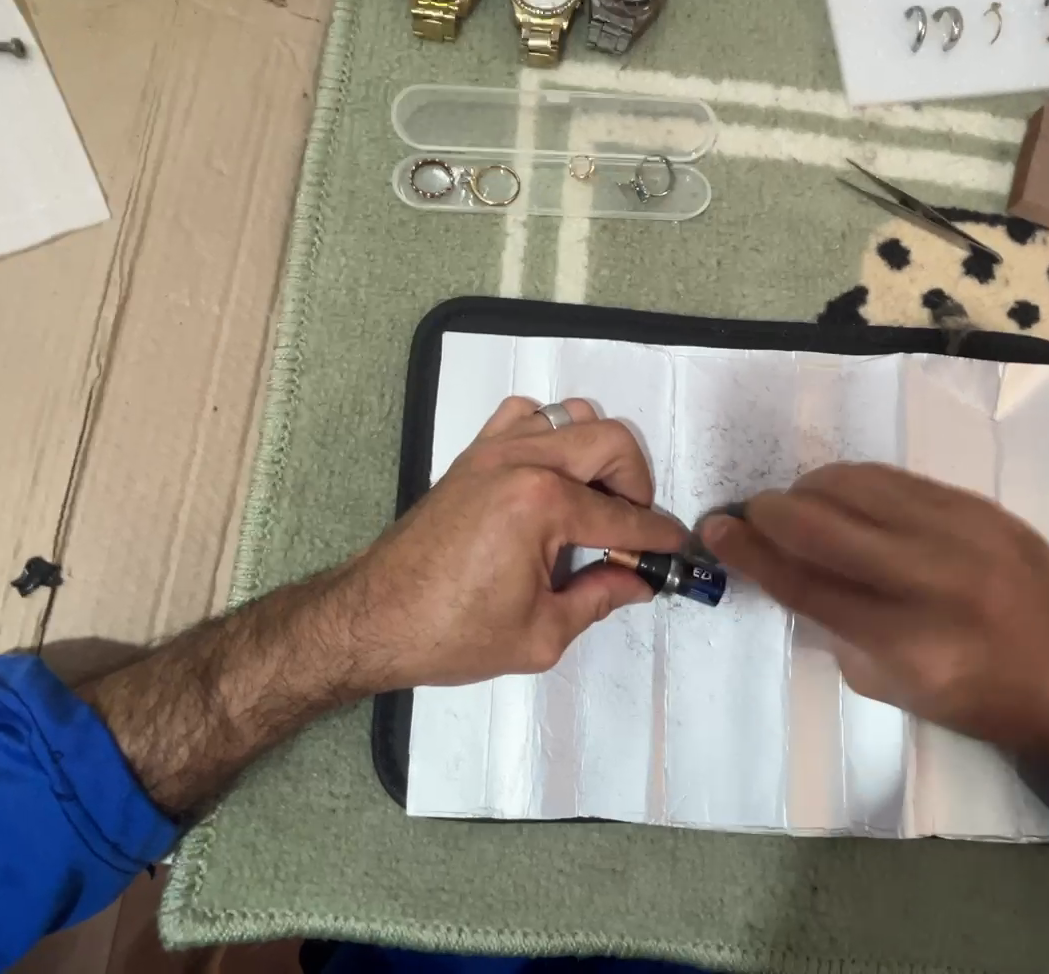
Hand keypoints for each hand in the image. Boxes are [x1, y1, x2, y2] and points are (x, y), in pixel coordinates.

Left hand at [82, 397, 684, 816]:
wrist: (374, 618)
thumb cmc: (451, 633)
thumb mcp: (541, 633)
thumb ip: (601, 597)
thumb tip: (640, 581)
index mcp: (542, 504)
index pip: (624, 515)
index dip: (657, 537)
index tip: (674, 550)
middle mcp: (522, 460)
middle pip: (612, 440)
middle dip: (637, 483)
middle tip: (632, 529)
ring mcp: (495, 448)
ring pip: (573, 416)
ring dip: (597, 453)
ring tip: (594, 501)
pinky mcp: (473, 452)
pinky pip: (526, 415)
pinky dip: (551, 433)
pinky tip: (550, 475)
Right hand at [701, 461, 1048, 753]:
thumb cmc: (980, 698)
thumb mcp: (892, 686)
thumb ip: (834, 626)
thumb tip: (786, 570)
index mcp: (908, 644)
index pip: (804, 584)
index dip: (749, 553)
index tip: (715, 530)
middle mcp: (933, 581)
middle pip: (820, 524)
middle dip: (767, 513)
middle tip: (750, 516)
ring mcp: (962, 534)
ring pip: (851, 485)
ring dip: (806, 492)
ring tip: (798, 507)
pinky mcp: (979, 506)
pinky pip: (891, 476)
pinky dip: (850, 483)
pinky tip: (841, 497)